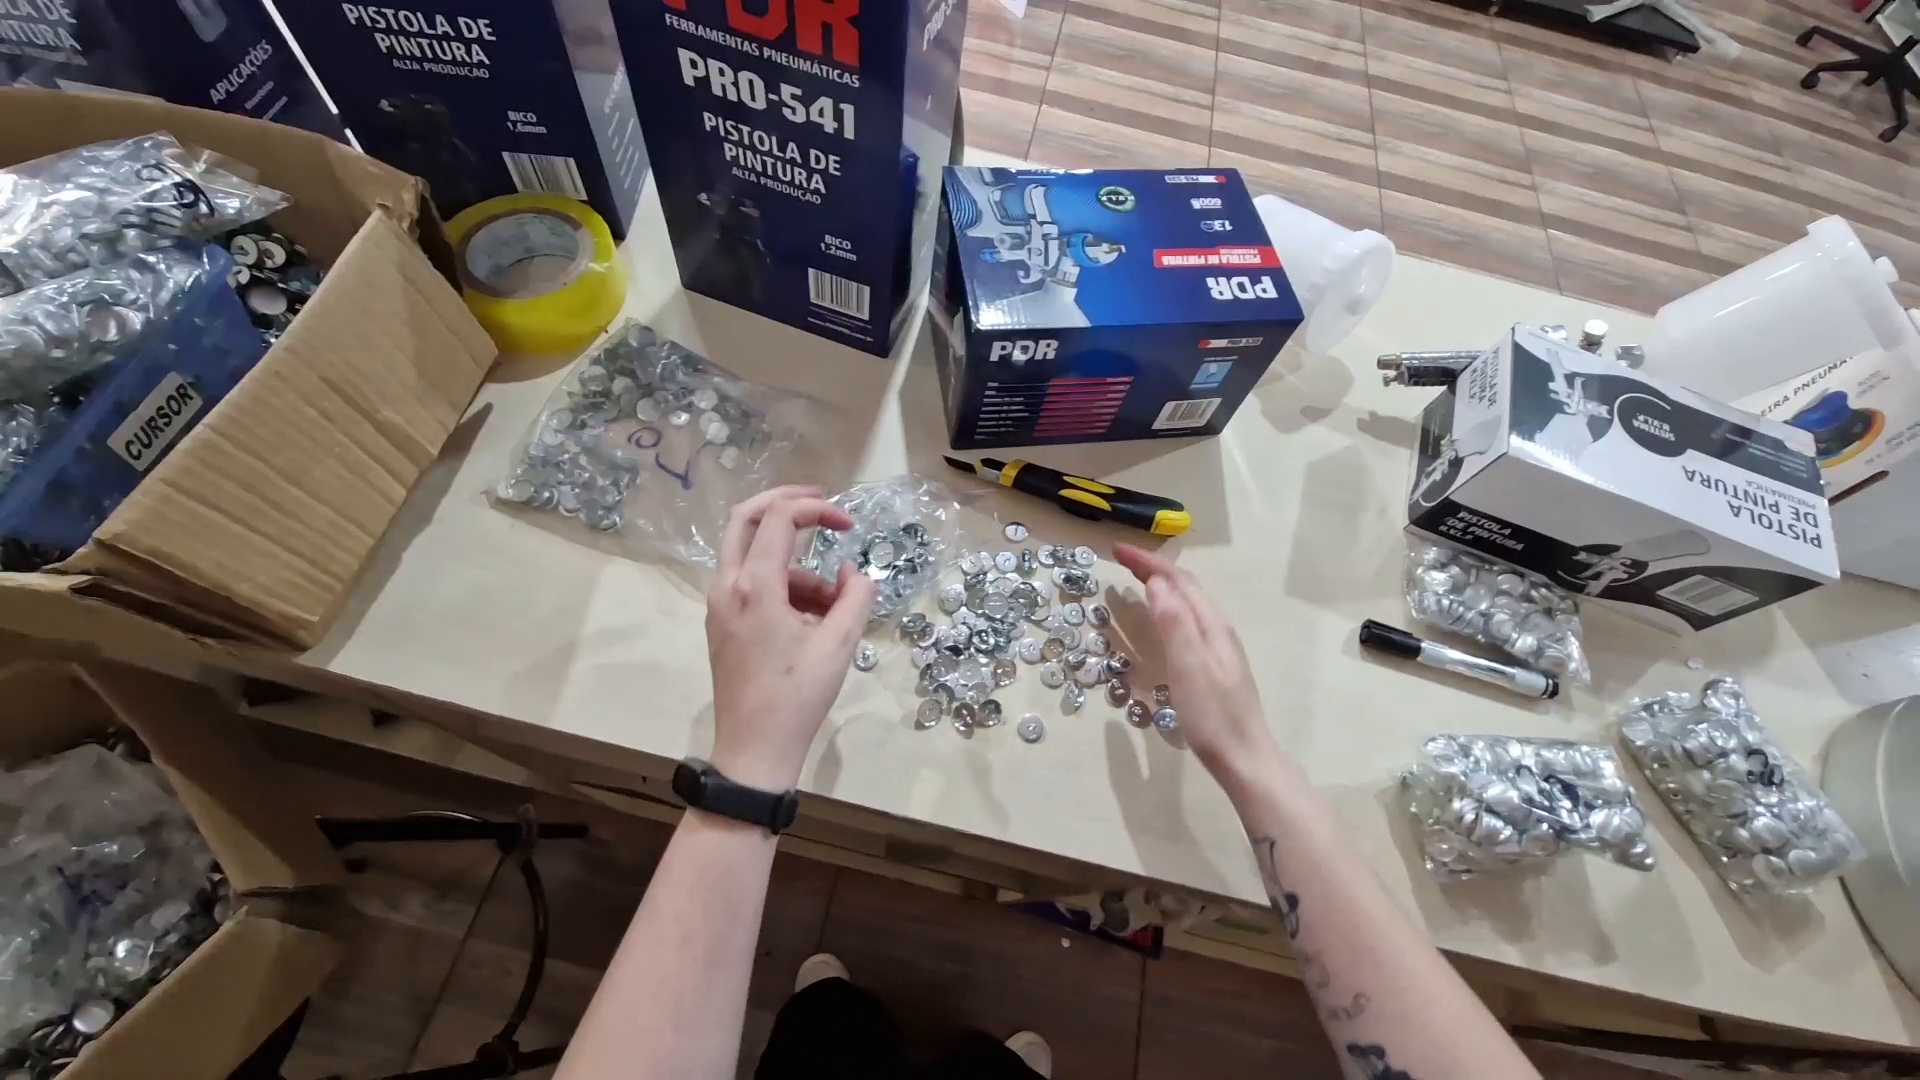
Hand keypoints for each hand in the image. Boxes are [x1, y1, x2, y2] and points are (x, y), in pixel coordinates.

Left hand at [706, 486, 875, 791]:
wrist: (754, 750)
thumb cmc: (798, 696)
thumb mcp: (840, 644)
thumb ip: (855, 596)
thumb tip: (852, 572)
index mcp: (754, 585)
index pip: (780, 519)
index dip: (818, 511)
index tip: (851, 527)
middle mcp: (727, 585)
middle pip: (746, 517)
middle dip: (785, 503)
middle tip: (821, 502)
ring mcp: (719, 604)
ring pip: (751, 554)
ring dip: (795, 561)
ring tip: (835, 600)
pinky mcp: (722, 622)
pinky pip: (751, 582)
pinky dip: (783, 584)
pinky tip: (814, 617)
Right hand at [1113, 543, 1279, 782]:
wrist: (1244, 758)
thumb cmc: (1213, 715)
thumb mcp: (1189, 667)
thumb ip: (1174, 623)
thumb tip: (1156, 582)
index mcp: (1211, 626)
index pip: (1179, 580)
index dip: (1148, 562)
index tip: (1117, 550)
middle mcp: (1218, 629)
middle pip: (1186, 587)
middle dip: (1153, 567)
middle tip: (1121, 559)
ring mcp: (1218, 647)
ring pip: (1188, 602)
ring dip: (1162, 584)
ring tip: (1136, 578)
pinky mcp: (1213, 663)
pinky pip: (1188, 620)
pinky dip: (1168, 606)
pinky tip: (1161, 618)